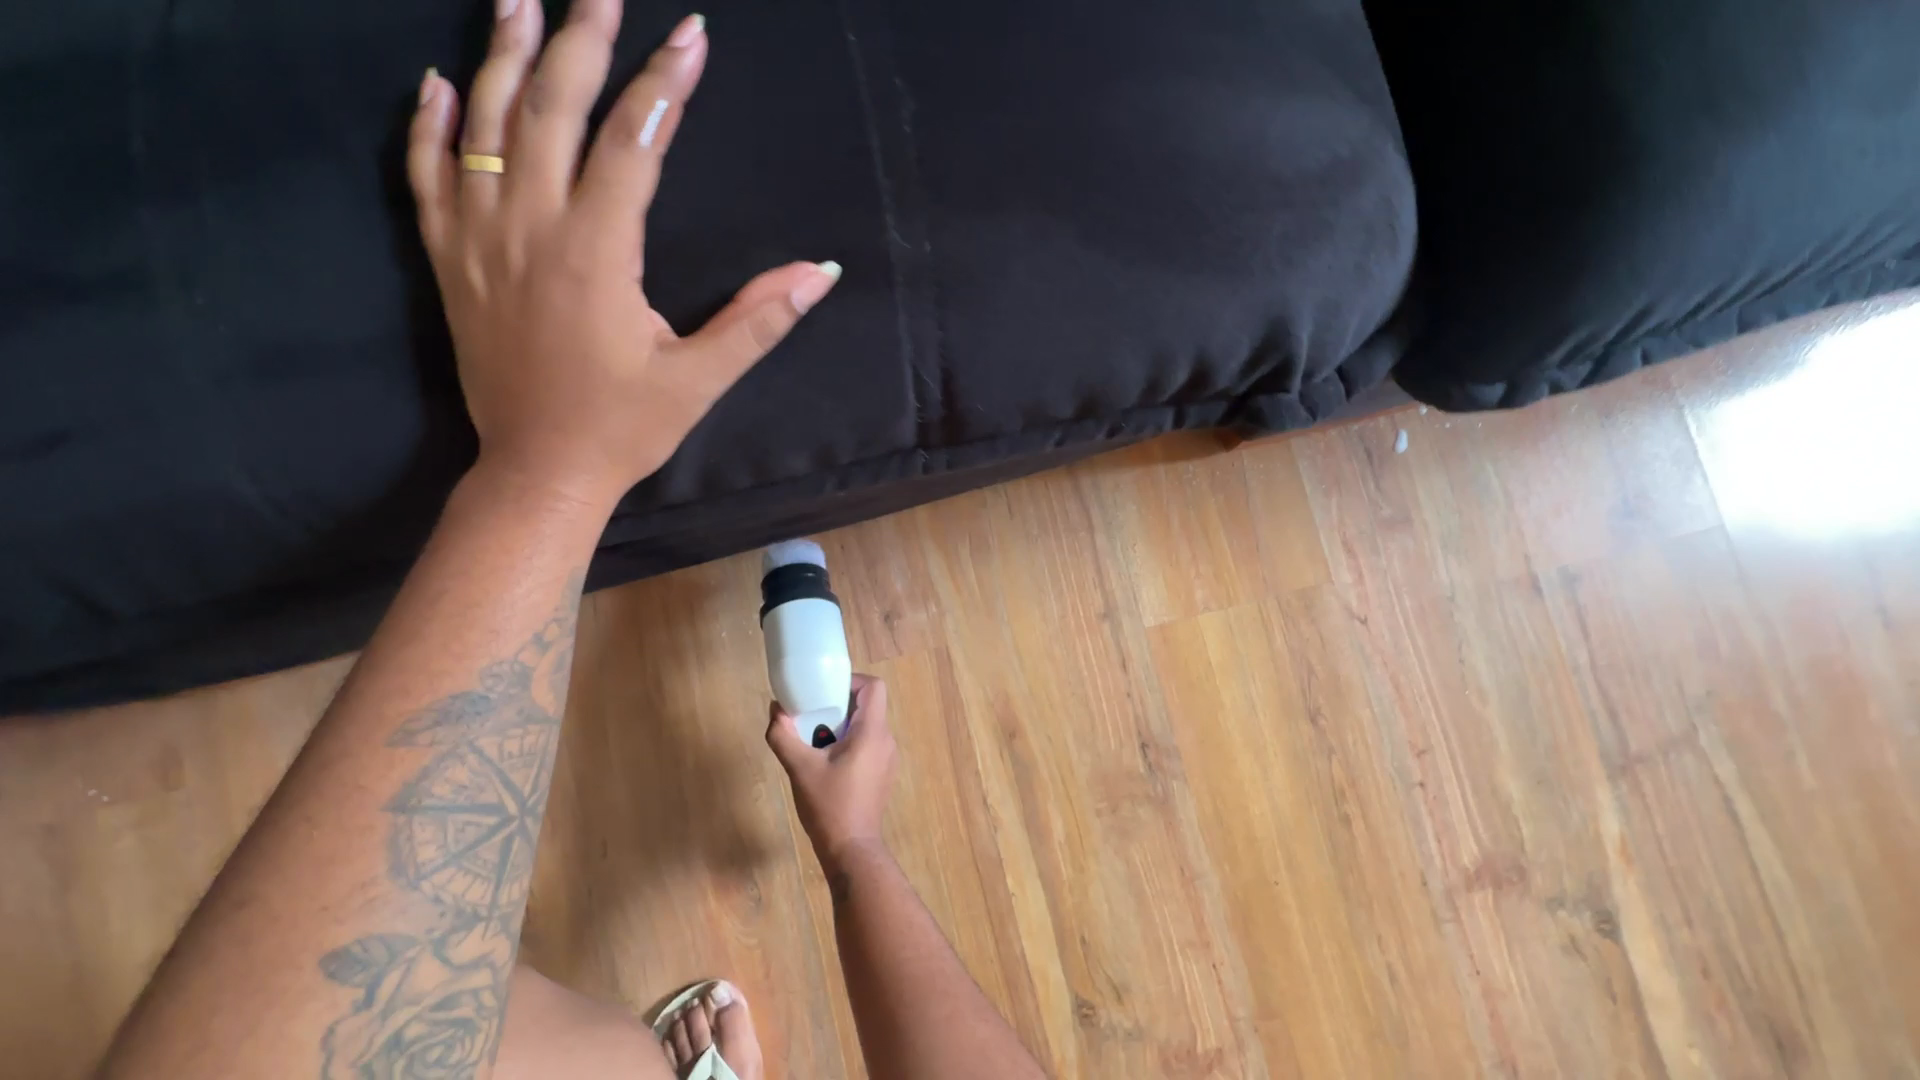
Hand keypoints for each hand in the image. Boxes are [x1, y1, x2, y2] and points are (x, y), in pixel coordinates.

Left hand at [407, 3, 839, 506]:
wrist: (538, 471)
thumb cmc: (623, 427)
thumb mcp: (700, 380)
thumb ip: (758, 321)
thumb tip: (819, 273)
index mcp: (595, 255)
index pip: (632, 143)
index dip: (663, 82)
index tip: (691, 33)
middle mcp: (529, 231)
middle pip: (550, 110)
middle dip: (580, 39)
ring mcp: (479, 242)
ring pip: (483, 127)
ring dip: (503, 54)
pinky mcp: (450, 263)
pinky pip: (427, 176)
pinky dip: (430, 124)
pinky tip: (440, 81)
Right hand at [766, 675, 898, 870]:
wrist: (851, 849)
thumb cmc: (829, 805)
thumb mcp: (799, 768)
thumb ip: (783, 735)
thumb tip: (776, 710)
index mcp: (872, 733)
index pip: (874, 687)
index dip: (852, 681)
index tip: (825, 691)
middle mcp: (886, 740)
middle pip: (869, 706)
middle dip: (839, 705)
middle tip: (813, 715)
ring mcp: (888, 758)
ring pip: (867, 726)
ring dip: (842, 725)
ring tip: (816, 740)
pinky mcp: (883, 773)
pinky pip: (868, 744)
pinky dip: (849, 743)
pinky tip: (827, 762)